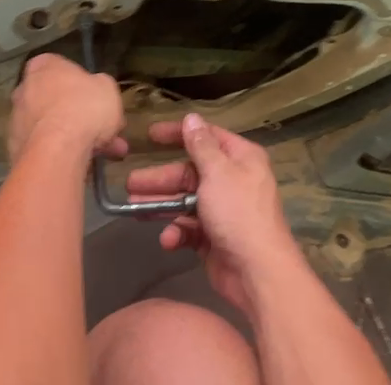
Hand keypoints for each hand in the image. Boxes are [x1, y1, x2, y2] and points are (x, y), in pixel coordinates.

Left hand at [7, 53, 127, 162]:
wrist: (57, 151)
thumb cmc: (83, 107)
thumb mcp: (107, 87)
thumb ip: (99, 86)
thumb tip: (96, 91)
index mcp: (42, 66)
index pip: (59, 68)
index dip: (81, 84)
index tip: (96, 98)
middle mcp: (24, 90)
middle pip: (58, 101)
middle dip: (85, 118)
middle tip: (109, 131)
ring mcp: (18, 120)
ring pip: (54, 127)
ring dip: (78, 139)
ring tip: (107, 155)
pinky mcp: (17, 148)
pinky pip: (46, 148)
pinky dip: (64, 154)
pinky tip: (87, 165)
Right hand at [126, 113, 298, 316]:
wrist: (258, 272)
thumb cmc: (238, 213)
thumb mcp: (217, 172)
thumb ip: (200, 145)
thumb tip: (191, 117)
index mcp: (240, 159)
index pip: (206, 137)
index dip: (178, 134)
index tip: (151, 135)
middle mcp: (232, 181)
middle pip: (189, 172)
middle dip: (161, 179)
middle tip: (132, 182)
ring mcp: (223, 211)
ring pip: (185, 201)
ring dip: (161, 205)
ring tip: (134, 208)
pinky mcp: (215, 238)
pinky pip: (190, 228)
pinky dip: (178, 232)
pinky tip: (168, 239)